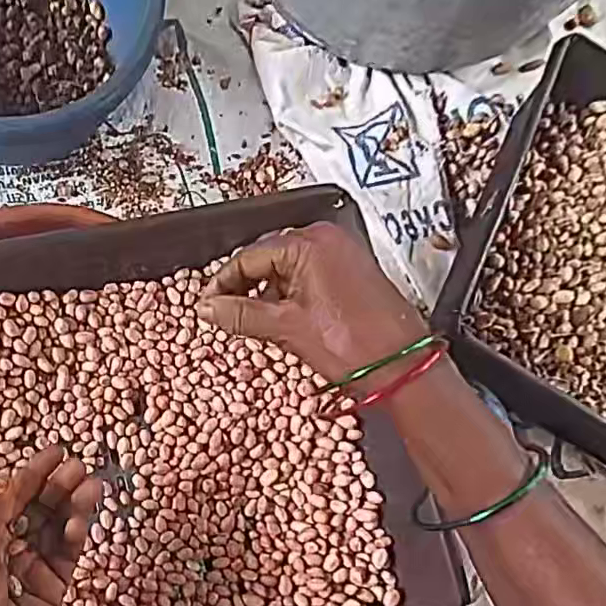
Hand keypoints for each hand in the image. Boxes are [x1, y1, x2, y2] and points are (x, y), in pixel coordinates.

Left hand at [0, 446, 102, 605]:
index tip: (56, 453)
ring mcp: (28, 575)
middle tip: (78, 468)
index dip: (31, 476)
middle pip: (35, 513)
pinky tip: (81, 520)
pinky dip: (74, 537)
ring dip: (71, 508)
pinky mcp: (50, 595)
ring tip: (90, 486)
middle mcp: (3, 555)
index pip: (8, 501)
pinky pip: (65, 558)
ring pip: (55, 532)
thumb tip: (11, 486)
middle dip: (55, 488)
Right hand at [196, 221, 429, 381]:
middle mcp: (327, 240)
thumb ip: (239, 314)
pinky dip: (285, 295)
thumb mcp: (283, 328)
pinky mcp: (348, 272)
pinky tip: (277, 320)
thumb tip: (206, 308)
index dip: (221, 283)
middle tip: (222, 314)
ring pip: (283, 269)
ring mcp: (340, 254)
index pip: (247, 258)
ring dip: (262, 293)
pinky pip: (304, 276)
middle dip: (241, 287)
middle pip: (265, 258)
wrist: (400, 366)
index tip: (206, 305)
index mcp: (309, 244)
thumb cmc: (353, 344)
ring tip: (248, 322)